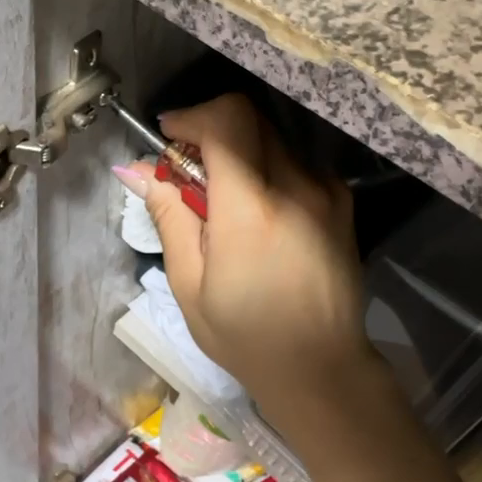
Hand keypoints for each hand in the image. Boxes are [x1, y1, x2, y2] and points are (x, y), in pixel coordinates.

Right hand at [114, 94, 375, 414]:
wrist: (320, 366)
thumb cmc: (244, 335)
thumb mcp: (190, 285)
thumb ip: (170, 218)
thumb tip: (140, 171)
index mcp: (252, 210)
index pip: (227, 122)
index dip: (192, 116)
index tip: (168, 136)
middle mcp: (296, 187)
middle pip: (251, 120)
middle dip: (210, 130)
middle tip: (185, 170)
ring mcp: (326, 191)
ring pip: (273, 138)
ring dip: (238, 151)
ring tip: (217, 198)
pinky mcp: (341, 202)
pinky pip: (296, 162)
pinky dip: (265, 169)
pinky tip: (253, 211)